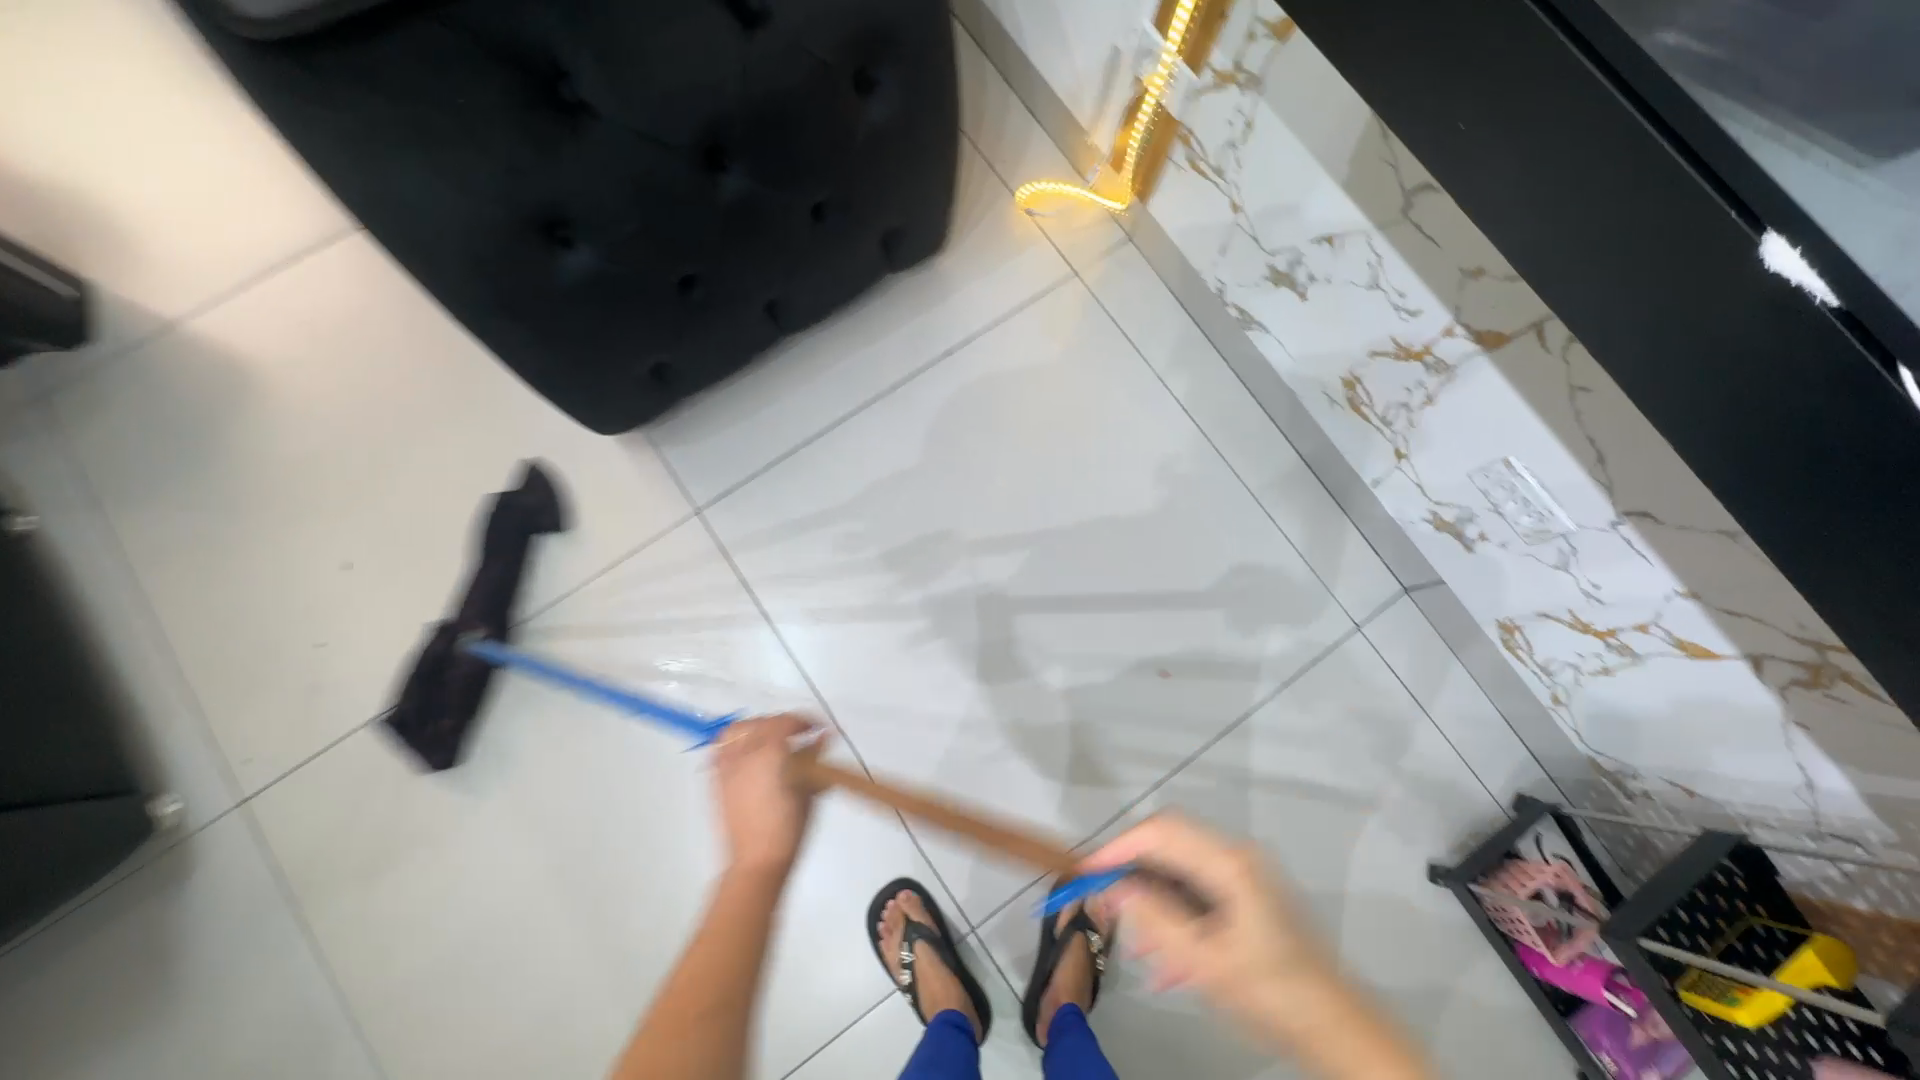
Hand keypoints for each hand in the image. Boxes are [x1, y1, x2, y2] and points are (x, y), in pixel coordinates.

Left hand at [711, 713, 824, 875]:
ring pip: (736, 730)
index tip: (818, 728)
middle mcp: (744, 756)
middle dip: (783, 723)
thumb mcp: (809, 793)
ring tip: (770, 738)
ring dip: (755, 727)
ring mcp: (726, 767)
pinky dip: (734, 742)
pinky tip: (748, 752)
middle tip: (799, 734)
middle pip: (761, 723)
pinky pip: (720, 750)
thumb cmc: (789, 830)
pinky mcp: (717, 780)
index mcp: (769, 756)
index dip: (804, 721)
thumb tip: (822, 737)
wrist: (756, 861)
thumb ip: (812, 760)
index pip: (785, 723)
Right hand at [1082, 813, 1339, 1038]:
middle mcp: (1237, 856)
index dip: (1118, 847)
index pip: (1161, 831)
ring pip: (1180, 871)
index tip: (1086, 873)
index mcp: (1229, 862)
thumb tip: (1113, 886)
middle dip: (1132, 874)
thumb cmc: (1269, 990)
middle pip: (1168, 844)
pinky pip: (1196, 892)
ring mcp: (1244, 874)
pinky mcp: (1248, 896)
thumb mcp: (1202, 960)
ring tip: (1137, 949)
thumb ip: (1154, 917)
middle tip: (1105, 906)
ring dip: (1152, 902)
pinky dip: (1174, 917)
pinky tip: (1166, 963)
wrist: (1334, 1024)